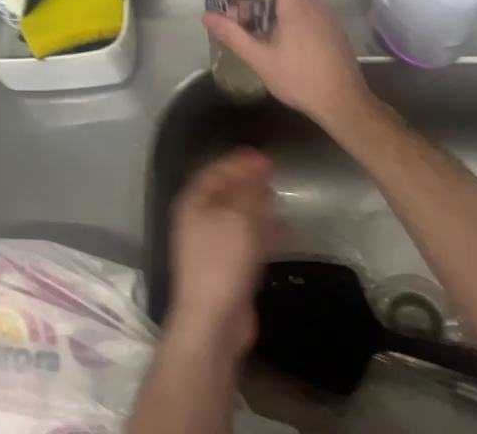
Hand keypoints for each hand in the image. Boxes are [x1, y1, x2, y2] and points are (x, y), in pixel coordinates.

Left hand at [167, 149, 281, 353]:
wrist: (213, 320)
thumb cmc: (222, 261)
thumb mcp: (239, 218)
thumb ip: (250, 190)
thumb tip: (259, 163)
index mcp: (194, 202)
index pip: (215, 172)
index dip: (237, 162)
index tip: (262, 156)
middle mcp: (199, 220)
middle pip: (226, 193)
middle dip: (248, 183)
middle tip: (273, 174)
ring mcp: (212, 245)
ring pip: (237, 217)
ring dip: (257, 207)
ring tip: (279, 198)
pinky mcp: (228, 267)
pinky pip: (246, 240)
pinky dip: (262, 231)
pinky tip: (282, 230)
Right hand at [202, 0, 374, 128]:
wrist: (345, 104)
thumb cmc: (300, 79)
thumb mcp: (260, 60)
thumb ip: (233, 35)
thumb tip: (206, 16)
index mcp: (297, 4)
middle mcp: (315, 4)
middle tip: (238, 7)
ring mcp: (328, 18)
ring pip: (297, 1)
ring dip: (276, 7)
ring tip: (254, 24)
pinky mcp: (334, 32)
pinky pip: (309, 14)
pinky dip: (292, 18)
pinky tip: (281, 40)